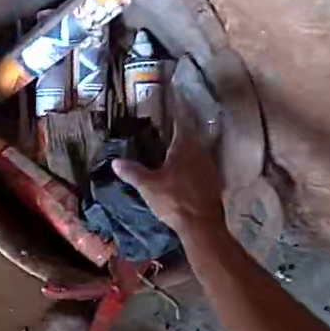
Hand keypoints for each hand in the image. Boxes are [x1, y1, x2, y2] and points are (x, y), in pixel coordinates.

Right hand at [112, 99, 225, 242]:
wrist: (201, 225)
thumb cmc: (174, 199)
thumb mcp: (147, 185)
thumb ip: (132, 172)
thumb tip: (114, 162)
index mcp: (184, 147)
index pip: (180, 123)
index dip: (174, 114)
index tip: (169, 105)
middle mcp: (200, 152)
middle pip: (189, 137)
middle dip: (178, 134)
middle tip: (165, 132)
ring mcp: (210, 168)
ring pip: (196, 152)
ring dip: (185, 151)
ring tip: (172, 152)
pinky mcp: (214, 183)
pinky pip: (201, 167)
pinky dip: (191, 166)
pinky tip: (183, 173)